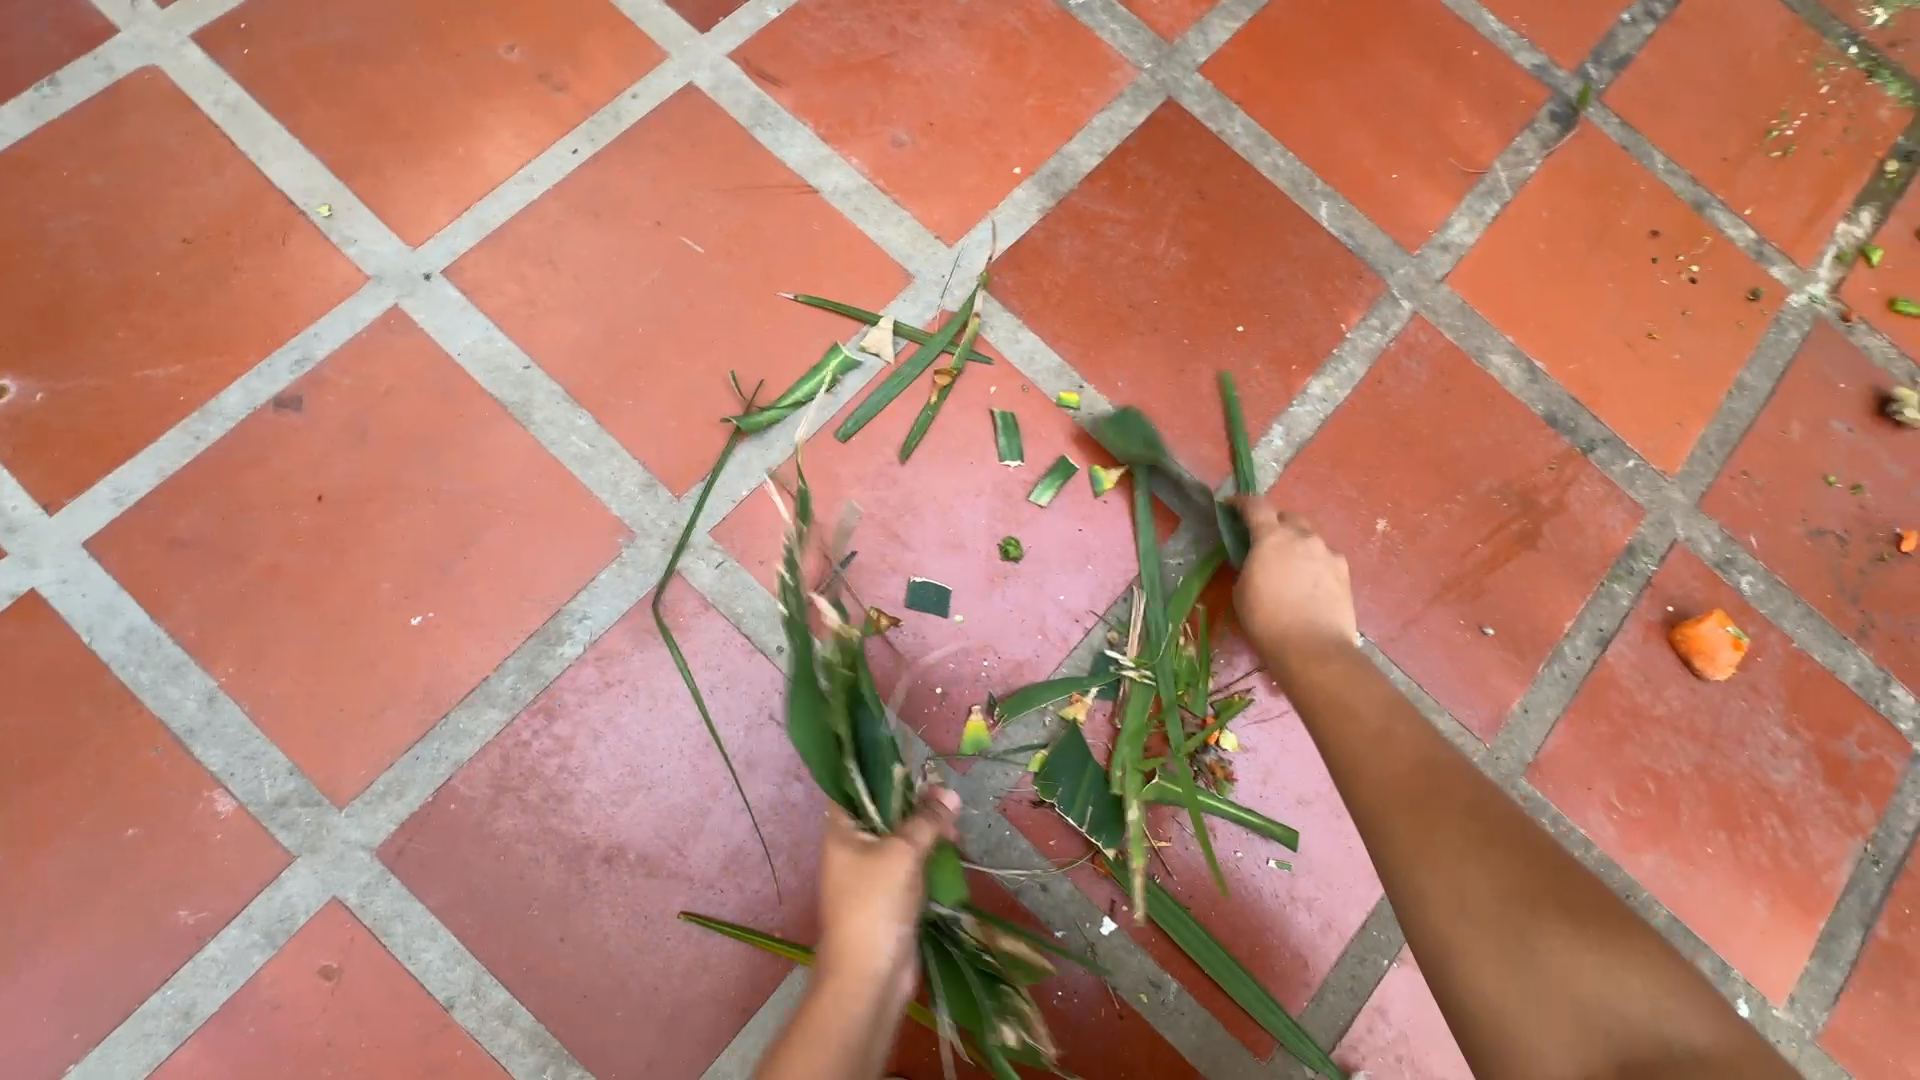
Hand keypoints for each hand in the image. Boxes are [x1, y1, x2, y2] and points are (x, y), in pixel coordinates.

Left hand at [813, 786, 961, 1011]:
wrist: (869, 975)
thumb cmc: (876, 903)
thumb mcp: (903, 851)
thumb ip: (927, 819)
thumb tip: (951, 793)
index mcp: (841, 831)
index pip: (854, 787)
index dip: (881, 773)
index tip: (914, 766)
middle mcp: (851, 847)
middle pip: (883, 812)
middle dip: (916, 806)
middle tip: (947, 803)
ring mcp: (869, 874)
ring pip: (900, 839)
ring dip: (926, 833)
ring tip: (955, 830)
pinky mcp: (888, 897)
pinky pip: (909, 865)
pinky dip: (927, 857)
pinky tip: (950, 852)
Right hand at [1231, 495, 1358, 666]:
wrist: (1313, 648)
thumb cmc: (1266, 620)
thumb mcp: (1241, 590)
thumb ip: (1248, 564)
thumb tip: (1255, 560)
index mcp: (1271, 538)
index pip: (1256, 506)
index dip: (1242, 503)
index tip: (1232, 507)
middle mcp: (1303, 537)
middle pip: (1287, 517)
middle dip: (1274, 523)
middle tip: (1263, 541)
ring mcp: (1328, 552)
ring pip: (1308, 537)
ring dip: (1295, 543)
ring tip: (1288, 566)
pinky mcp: (1344, 571)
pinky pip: (1324, 557)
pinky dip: (1313, 562)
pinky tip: (1308, 583)